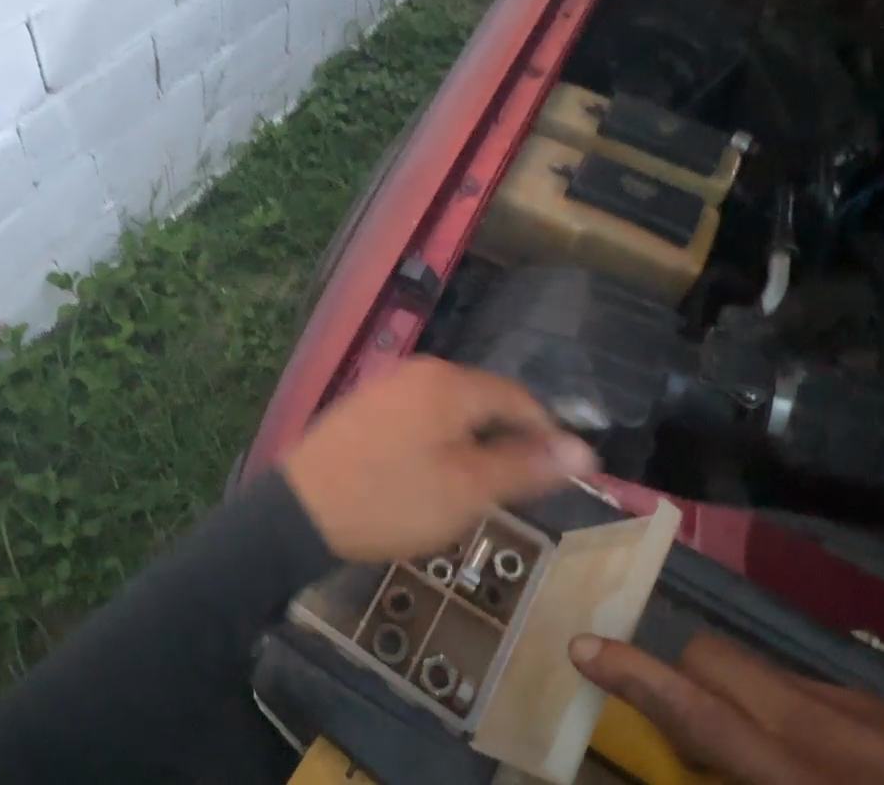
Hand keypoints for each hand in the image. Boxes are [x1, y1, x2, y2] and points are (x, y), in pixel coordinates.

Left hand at [281, 357, 595, 561]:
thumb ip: (525, 466)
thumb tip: (584, 451)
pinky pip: (420, 416)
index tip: (559, 475)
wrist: (299, 511)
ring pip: (451, 410)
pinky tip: (430, 476)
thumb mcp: (468, 489)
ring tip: (474, 489)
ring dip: (472, 444)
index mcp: (449, 383)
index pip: (518, 398)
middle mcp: (419, 371)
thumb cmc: (391, 500)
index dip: (546, 435)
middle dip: (506, 440)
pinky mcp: (365, 406)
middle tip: (514, 490)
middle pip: (483, 400)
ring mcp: (387, 385)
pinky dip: (439, 442)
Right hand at [569, 632, 883, 784]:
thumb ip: (717, 776)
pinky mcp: (881, 704)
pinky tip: (809, 756)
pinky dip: (776, 709)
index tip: (583, 649)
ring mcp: (864, 712)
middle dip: (682, 682)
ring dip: (729, 697)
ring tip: (755, 751)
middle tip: (691, 742)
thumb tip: (673, 736)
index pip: (702, 713)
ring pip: (748, 664)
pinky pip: (792, 681)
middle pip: (712, 659)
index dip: (639, 677)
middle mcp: (834, 733)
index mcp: (802, 782)